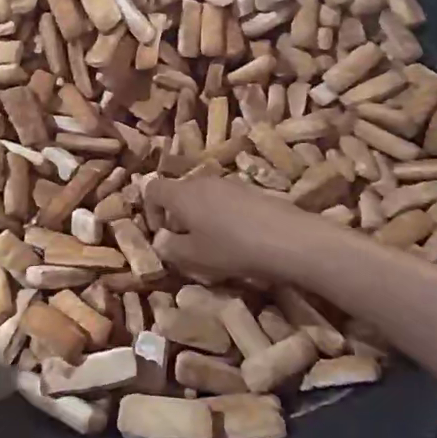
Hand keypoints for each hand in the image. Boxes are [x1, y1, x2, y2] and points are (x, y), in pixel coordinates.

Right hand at [146, 175, 343, 283]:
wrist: (287, 239)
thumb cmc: (231, 248)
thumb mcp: (192, 256)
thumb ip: (170, 247)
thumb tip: (160, 239)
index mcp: (182, 193)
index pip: (152, 187)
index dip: (149, 210)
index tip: (159, 234)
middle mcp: (203, 180)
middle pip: (179, 191)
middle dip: (176, 216)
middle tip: (184, 244)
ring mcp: (230, 183)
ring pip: (203, 196)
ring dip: (200, 217)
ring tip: (211, 244)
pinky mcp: (251, 191)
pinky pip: (224, 200)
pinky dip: (221, 216)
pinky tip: (236, 240)